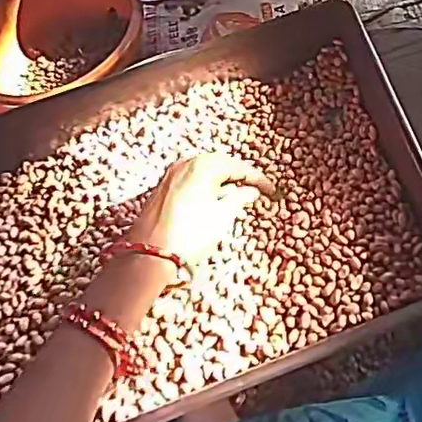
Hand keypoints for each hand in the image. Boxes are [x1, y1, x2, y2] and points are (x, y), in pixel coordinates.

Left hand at [128, 154, 274, 264]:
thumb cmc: (190, 234)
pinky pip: (190, 182)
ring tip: (237, 197)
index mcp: (202, 165)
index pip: (237, 166)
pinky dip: (206, 188)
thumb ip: (240, 197)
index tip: (271, 190)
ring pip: (203, 173)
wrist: (150, 256)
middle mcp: (184, 165)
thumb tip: (251, 191)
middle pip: (219, 165)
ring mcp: (170, 177)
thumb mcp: (223, 216)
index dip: (257, 179)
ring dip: (222, 183)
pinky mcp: (162, 191)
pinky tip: (214, 202)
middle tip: (256, 190)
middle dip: (238, 178)